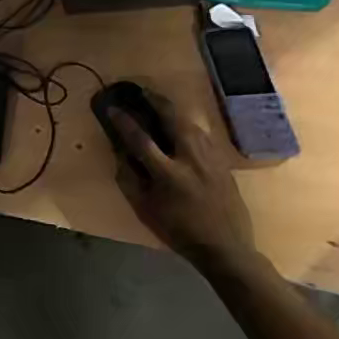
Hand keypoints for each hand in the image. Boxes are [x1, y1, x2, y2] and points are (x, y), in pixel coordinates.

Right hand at [109, 97, 256, 274]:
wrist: (225, 247)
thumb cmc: (178, 230)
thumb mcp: (144, 209)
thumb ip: (129, 177)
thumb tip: (120, 151)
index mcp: (168, 174)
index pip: (140, 139)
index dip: (124, 121)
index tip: (112, 108)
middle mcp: (191, 160)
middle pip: (172, 119)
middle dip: (154, 100)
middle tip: (140, 91)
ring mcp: (210, 158)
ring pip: (190, 122)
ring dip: (172, 109)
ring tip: (158, 102)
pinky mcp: (222, 162)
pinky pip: (202, 133)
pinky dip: (186, 123)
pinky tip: (180, 124)